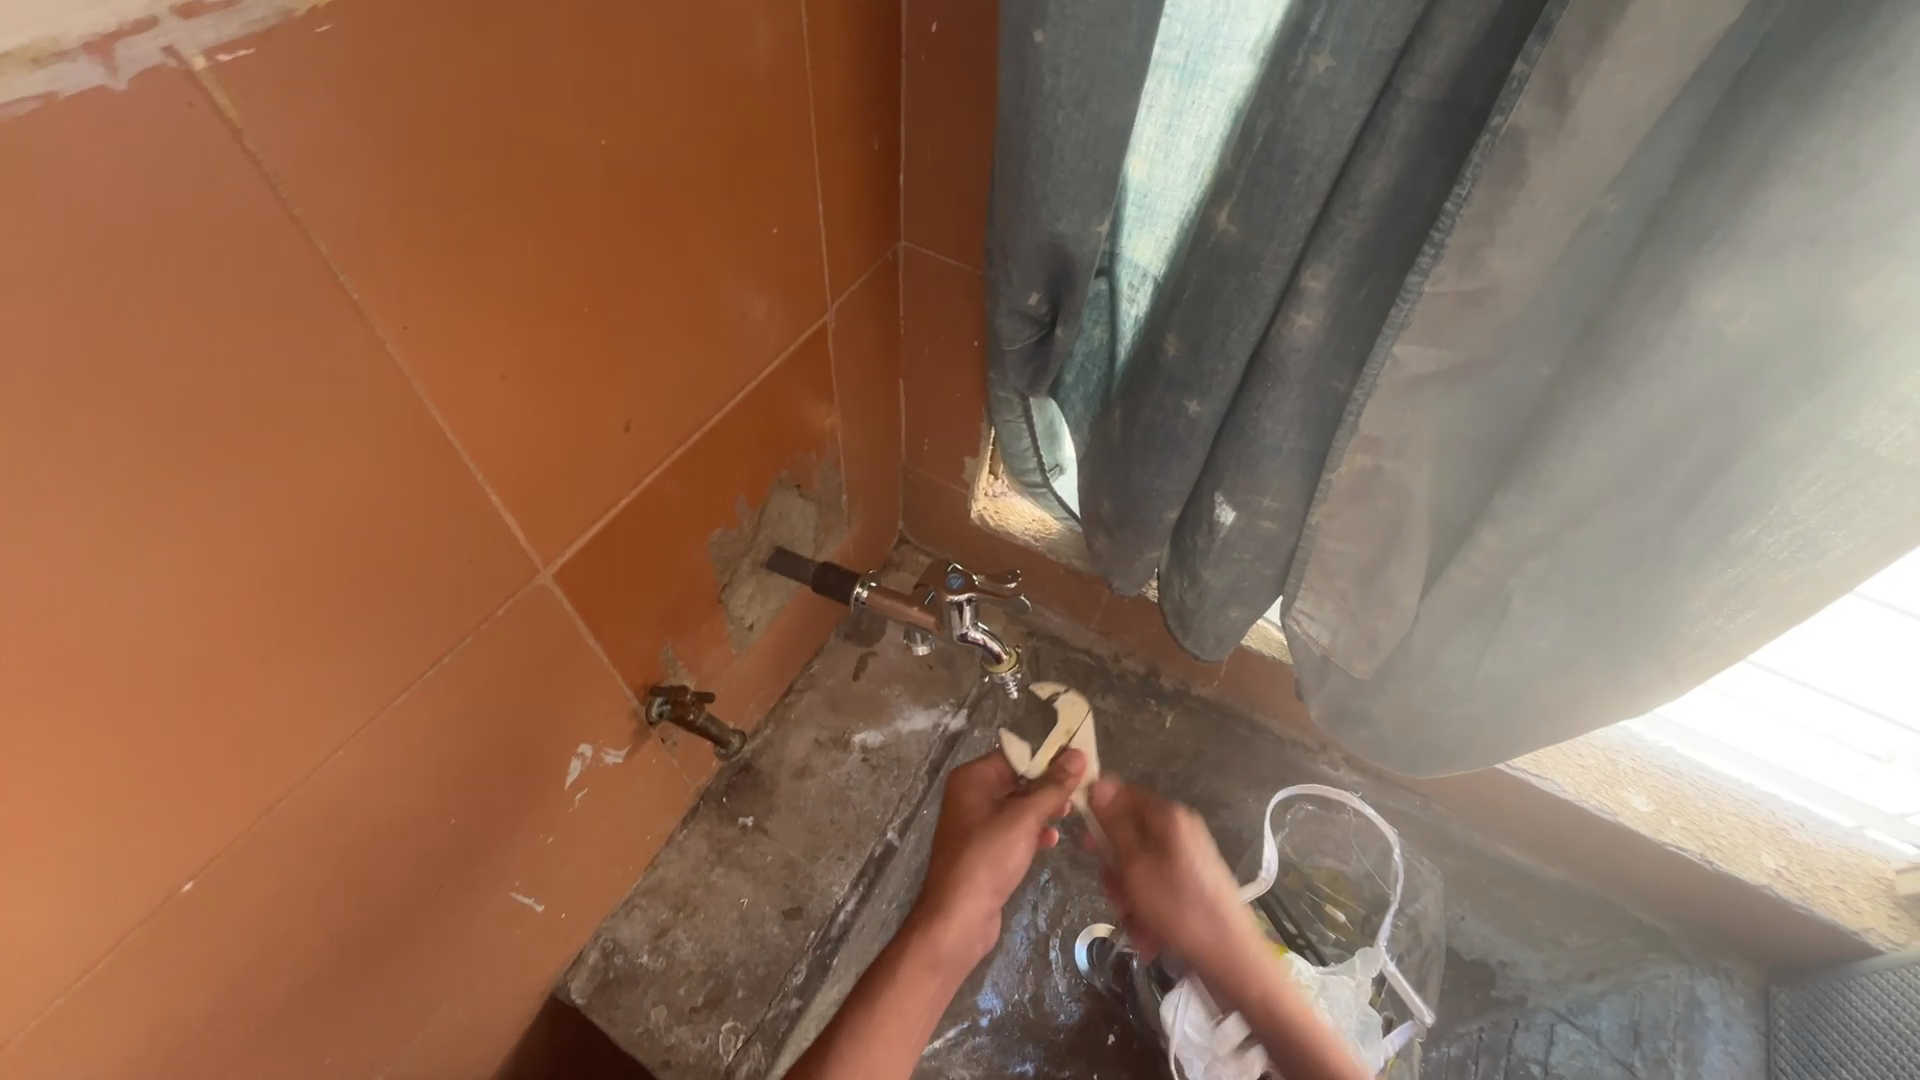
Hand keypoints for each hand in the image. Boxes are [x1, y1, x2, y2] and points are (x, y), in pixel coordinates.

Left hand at [911, 748, 1086, 967]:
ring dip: (1043, 808)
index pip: (1015, 755)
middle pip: (1017, 779)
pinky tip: (1051, 839)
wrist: (959, 917)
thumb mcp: (1024, 819)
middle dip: (1048, 785)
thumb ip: (1052, 787)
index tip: (1080, 761)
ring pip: (1017, 806)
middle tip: (1081, 790)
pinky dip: (1032, 831)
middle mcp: (971, 794)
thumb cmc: (988, 858)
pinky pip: (1013, 829)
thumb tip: (1077, 756)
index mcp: (973, 778)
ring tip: (1070, 814)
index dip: (1047, 757)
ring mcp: (976, 823)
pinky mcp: (985, 848)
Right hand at [1088, 778, 1261, 973]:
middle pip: (1128, 835)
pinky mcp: (1189, 883)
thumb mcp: (1135, 865)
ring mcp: (1186, 858)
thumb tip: (1097, 782)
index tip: (1087, 843)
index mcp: (1168, 816)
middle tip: (1115, 891)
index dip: (1100, 814)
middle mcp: (1178, 830)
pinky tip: (1149, 932)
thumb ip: (1113, 824)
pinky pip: (1154, 885)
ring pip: (1137, 865)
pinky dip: (1146, 907)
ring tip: (1135, 920)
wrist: (1230, 958)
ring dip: (1128, 893)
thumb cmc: (1179, 908)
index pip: (1122, 795)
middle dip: (1115, 867)